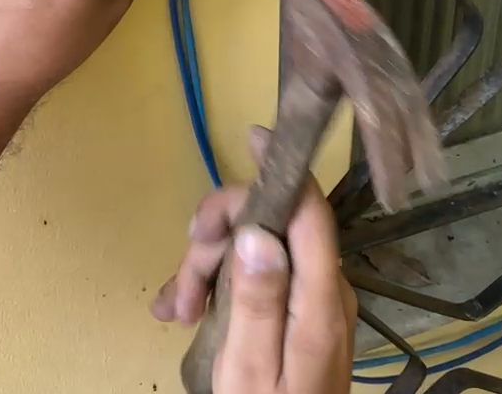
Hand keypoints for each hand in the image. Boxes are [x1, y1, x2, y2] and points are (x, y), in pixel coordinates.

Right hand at [151, 132, 357, 393]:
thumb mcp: (248, 365)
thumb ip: (256, 299)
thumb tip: (256, 230)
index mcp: (319, 300)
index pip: (310, 212)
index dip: (283, 168)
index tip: (252, 137)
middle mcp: (323, 288)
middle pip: (270, 224)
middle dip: (218, 235)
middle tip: (184, 274)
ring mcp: (311, 297)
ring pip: (255, 245)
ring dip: (209, 264)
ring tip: (178, 304)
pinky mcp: (298, 308)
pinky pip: (257, 272)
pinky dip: (219, 281)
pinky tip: (186, 306)